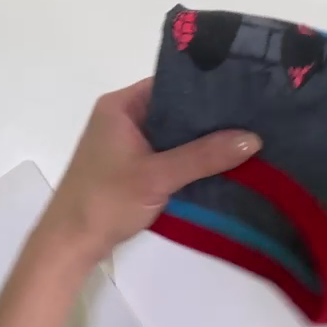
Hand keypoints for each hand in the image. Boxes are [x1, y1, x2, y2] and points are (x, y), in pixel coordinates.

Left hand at [36, 80, 259, 265]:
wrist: (71, 242)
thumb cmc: (106, 200)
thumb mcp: (158, 176)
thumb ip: (204, 156)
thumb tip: (253, 137)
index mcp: (120, 105)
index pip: (169, 84)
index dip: (205, 87)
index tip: (244, 91)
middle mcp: (122, 117)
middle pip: (173, 109)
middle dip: (209, 117)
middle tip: (254, 117)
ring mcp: (125, 142)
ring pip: (172, 134)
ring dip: (201, 141)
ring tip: (248, 138)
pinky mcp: (131, 166)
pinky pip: (167, 153)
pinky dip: (189, 159)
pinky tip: (222, 164)